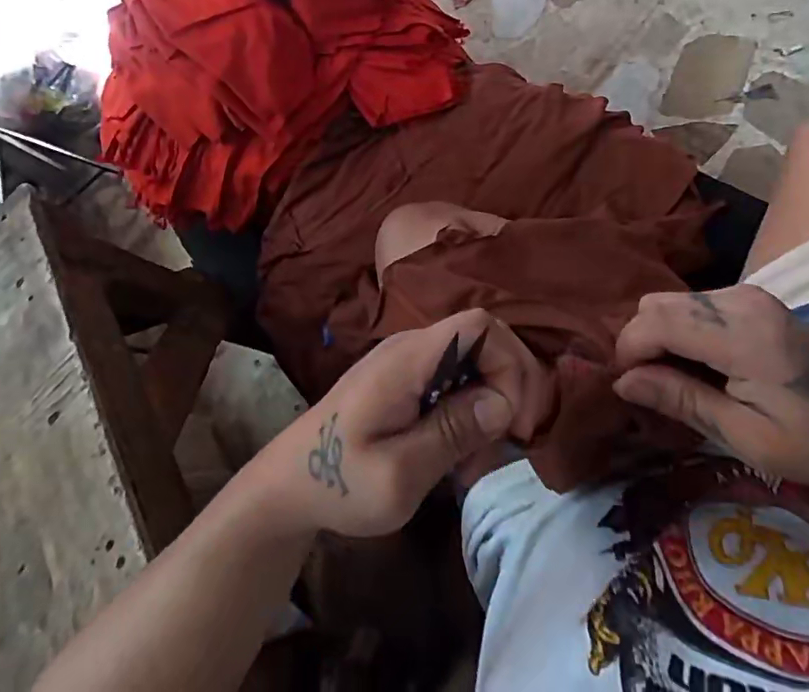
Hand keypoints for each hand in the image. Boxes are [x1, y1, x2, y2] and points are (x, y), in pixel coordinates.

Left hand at [246, 309, 553, 537]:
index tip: (518, 424)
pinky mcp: (404, 380)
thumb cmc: (339, 482)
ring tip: (480, 458)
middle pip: (482, 339)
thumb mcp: (400, 472)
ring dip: (491, 403)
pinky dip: (470, 410)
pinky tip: (461, 453)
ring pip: (472, 361)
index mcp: (407, 359)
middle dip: (510, 385)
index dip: (511, 364)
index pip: (479, 325)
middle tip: (512, 442)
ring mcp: (405, 362)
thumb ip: (452, 432)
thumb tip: (503, 401)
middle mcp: (409, 348)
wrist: (290, 484)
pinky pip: (453, 378)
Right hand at [611, 285, 808, 495]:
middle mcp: (741, 301)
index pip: (655, 322)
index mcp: (744, 335)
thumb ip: (681, 400)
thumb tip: (621, 382)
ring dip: (659, 337)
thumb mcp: (748, 437)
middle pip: (656, 305)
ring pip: (669, 303)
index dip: (629, 352)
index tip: (630, 388)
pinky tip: (698, 365)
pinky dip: (679, 331)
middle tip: (652, 387)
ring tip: (676, 379)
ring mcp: (748, 296)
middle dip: (640, 343)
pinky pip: (692, 305)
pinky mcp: (752, 300)